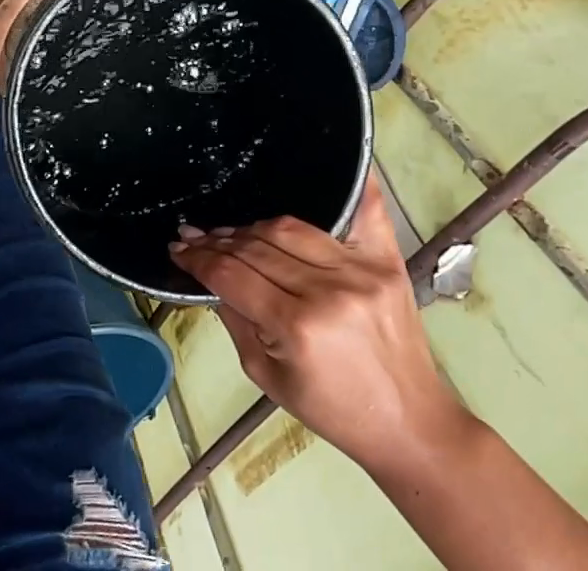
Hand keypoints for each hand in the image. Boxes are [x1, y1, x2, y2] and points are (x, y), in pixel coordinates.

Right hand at [169, 172, 475, 472]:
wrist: (410, 423)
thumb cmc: (333, 409)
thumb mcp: (264, 374)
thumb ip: (235, 318)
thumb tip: (210, 277)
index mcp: (296, 325)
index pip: (230, 274)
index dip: (196, 258)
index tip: (177, 250)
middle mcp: (329, 290)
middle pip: (254, 247)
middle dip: (217, 241)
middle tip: (194, 237)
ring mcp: (361, 271)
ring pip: (287, 227)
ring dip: (252, 227)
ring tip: (234, 232)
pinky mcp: (387, 262)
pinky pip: (364, 210)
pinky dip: (351, 185)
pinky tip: (337, 164)